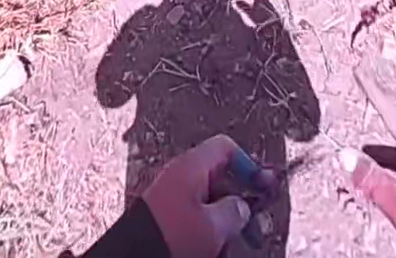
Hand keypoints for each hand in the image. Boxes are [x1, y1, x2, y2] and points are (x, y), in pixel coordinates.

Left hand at [142, 135, 263, 257]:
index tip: (264, 187)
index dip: (248, 165)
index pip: (226, 148)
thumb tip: (241, 207)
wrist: (131, 256)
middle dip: (237, 203)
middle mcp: (181, 175)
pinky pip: (193, 218)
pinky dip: (206, 232)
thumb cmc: (171, 235)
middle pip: (219, 179)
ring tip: (228, 246)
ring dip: (223, 224)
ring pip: (208, 203)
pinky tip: (212, 249)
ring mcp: (170, 196)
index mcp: (192, 165)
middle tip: (254, 227)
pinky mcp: (163, 218)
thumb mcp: (211, 226)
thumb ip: (233, 212)